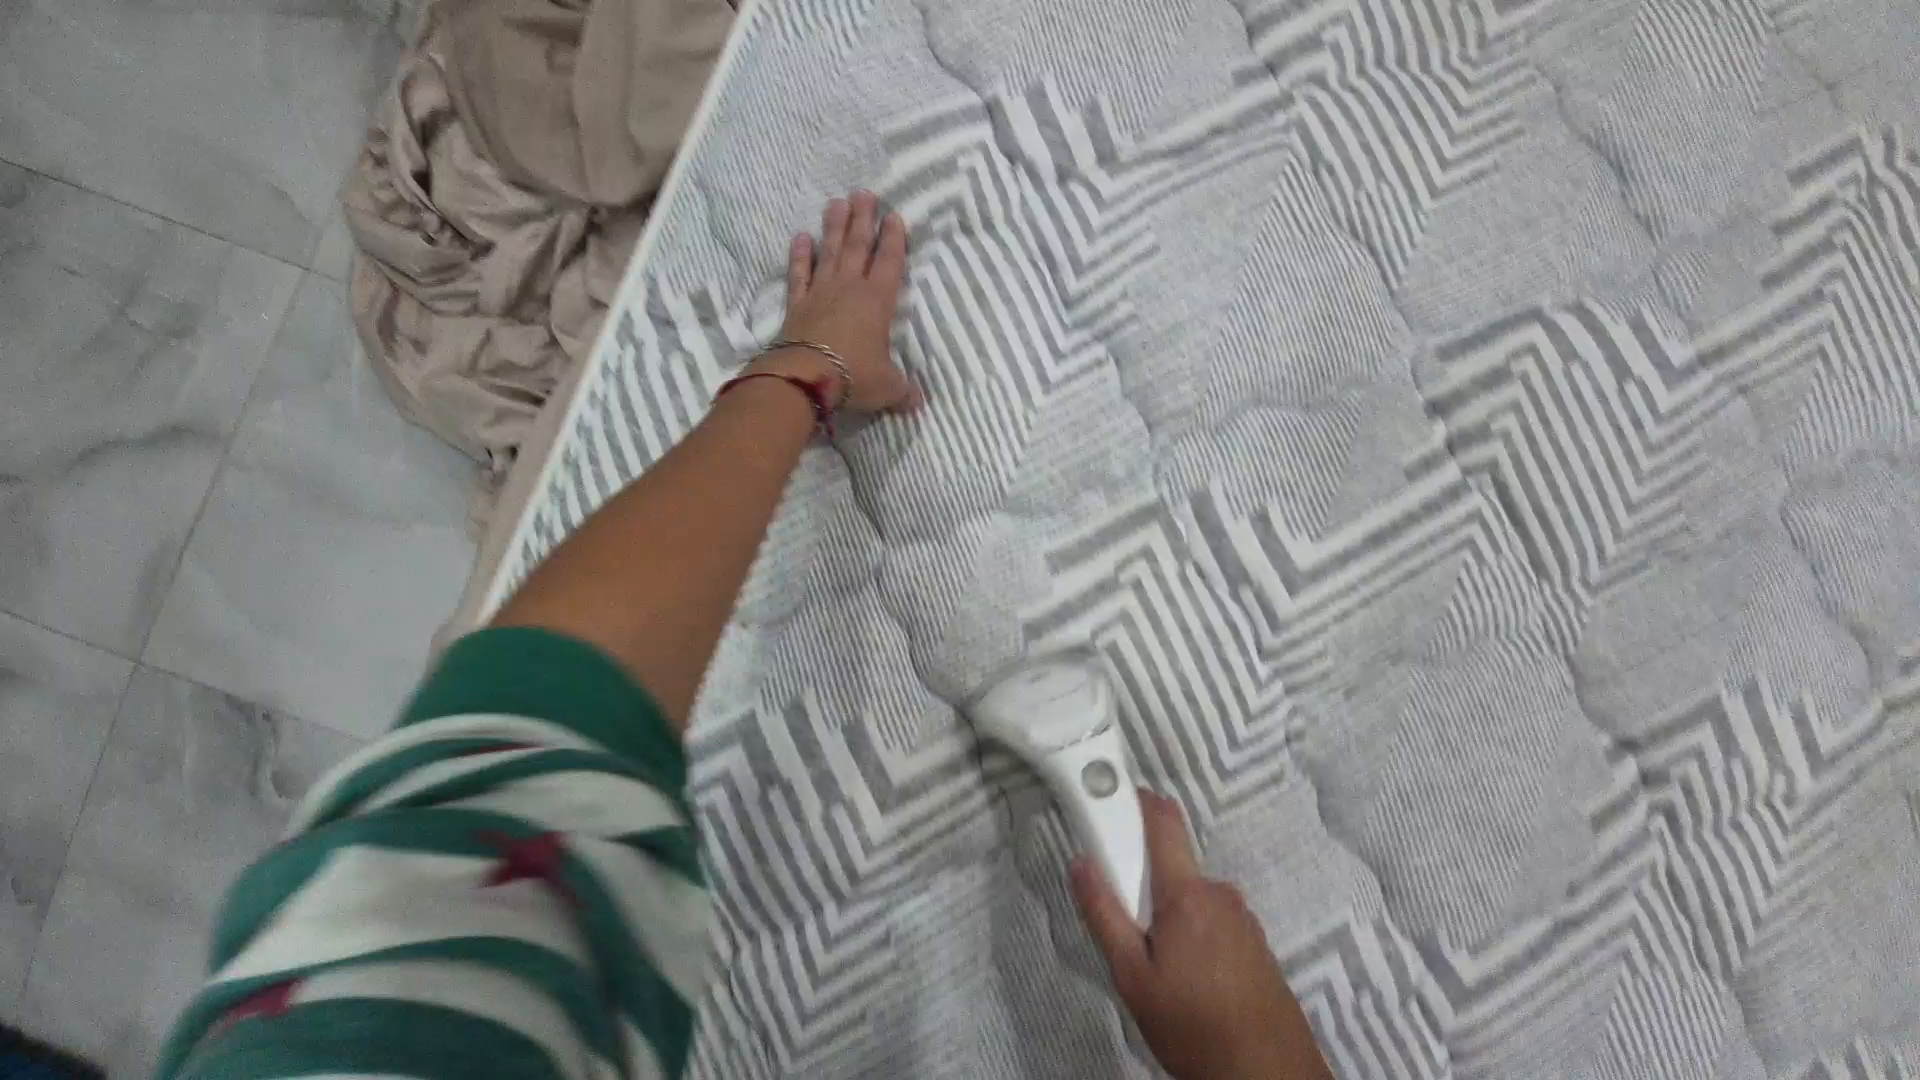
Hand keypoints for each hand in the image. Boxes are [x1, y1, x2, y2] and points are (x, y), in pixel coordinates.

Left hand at [750, 189, 921, 414]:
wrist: (806, 378)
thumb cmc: (854, 377)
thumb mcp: (887, 388)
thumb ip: (902, 391)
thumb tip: (918, 404)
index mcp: (877, 301)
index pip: (889, 263)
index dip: (894, 240)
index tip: (895, 217)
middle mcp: (849, 288)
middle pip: (857, 246)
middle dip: (863, 220)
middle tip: (864, 193)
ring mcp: (820, 293)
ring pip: (830, 252)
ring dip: (834, 227)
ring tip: (837, 202)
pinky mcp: (797, 305)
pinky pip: (799, 274)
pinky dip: (799, 256)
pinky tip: (800, 236)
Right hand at [1071, 791, 1333, 1079]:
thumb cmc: (1193, 1025)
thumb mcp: (1133, 977)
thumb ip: (1104, 914)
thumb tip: (1080, 861)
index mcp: (1187, 892)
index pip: (1162, 819)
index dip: (1133, 799)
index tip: (1105, 800)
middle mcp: (1220, 893)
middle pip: (1171, 864)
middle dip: (1142, 882)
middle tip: (1125, 928)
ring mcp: (1243, 919)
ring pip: (1190, 897)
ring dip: (1168, 914)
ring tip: (1156, 967)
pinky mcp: (1257, 945)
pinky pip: (1212, 920)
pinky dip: (1192, 934)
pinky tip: (1188, 980)